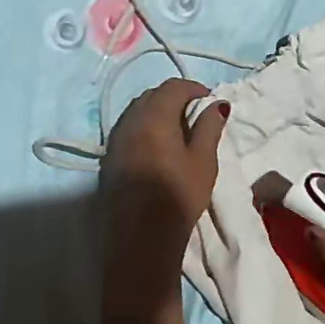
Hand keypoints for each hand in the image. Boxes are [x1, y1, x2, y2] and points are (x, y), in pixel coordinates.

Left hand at [101, 79, 228, 294]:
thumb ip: (209, 127)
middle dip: (174, 99)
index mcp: (154, 117)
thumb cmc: (179, 196)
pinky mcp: (109, 159)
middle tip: (196, 116)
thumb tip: (215, 105)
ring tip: (178, 132)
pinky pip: (128, 131)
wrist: (143, 236)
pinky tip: (158, 149)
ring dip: (158, 113)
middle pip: (151, 96)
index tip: (210, 102)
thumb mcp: (203, 160)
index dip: (194, 89)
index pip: (172, 87)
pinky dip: (145, 130)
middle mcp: (129, 121)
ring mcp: (115, 140)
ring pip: (137, 113)